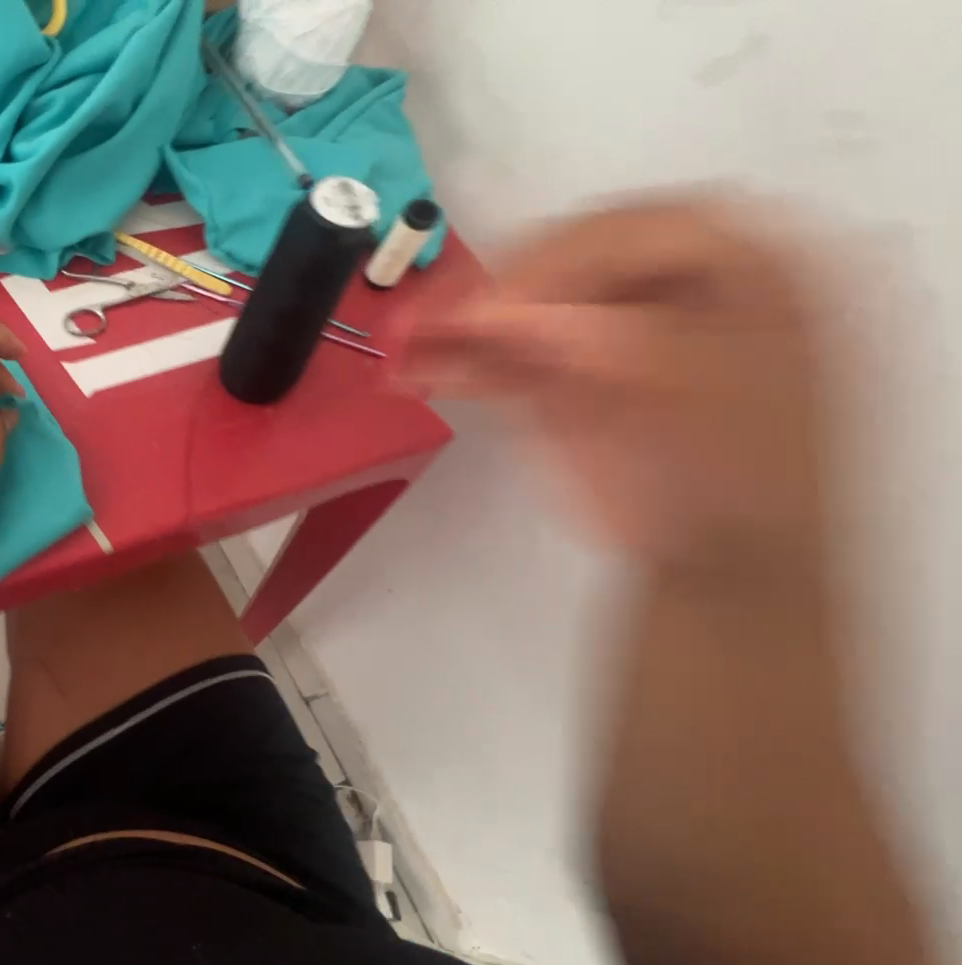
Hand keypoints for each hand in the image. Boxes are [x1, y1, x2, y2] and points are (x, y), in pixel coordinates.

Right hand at [404, 199, 829, 574]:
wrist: (714, 558)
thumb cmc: (732, 476)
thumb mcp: (694, 397)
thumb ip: (612, 342)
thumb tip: (515, 315)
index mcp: (737, 272)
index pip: (640, 231)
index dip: (568, 256)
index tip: (502, 306)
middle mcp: (661, 291)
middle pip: (566, 263)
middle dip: (498, 290)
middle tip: (439, 318)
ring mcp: (602, 333)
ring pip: (521, 309)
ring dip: (457, 325)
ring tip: (402, 344)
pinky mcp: (557, 375)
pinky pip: (500, 357)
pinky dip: (456, 363)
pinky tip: (416, 372)